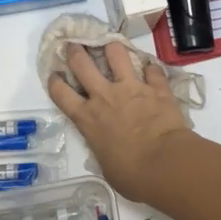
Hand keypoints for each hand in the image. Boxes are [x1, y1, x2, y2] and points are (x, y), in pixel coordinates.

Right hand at [47, 42, 194, 203]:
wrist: (165, 164)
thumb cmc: (131, 175)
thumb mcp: (105, 166)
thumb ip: (102, 147)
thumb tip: (106, 146)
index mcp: (88, 118)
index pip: (61, 93)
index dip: (55, 81)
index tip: (55, 74)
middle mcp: (105, 96)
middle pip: (82, 63)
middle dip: (75, 51)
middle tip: (75, 44)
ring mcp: (131, 87)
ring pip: (116, 53)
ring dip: (113, 49)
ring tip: (113, 48)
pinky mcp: (155, 86)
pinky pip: (152, 69)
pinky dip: (151, 70)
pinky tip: (152, 72)